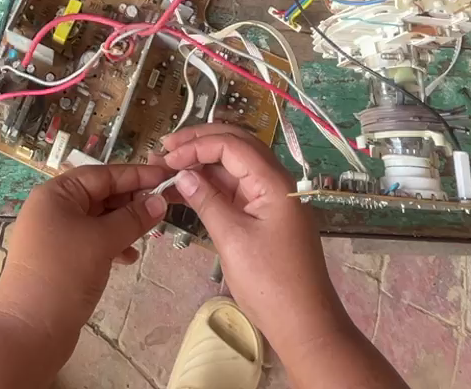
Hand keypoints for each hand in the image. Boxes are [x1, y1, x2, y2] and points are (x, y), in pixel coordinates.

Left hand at [0, 164, 171, 346]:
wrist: (28, 333)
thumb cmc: (63, 274)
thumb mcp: (101, 241)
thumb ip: (132, 219)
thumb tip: (159, 201)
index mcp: (56, 193)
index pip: (102, 174)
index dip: (135, 175)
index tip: (165, 176)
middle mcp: (53, 208)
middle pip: (99, 195)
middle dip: (130, 201)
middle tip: (162, 209)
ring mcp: (55, 234)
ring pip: (97, 219)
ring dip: (123, 225)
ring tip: (146, 236)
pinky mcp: (60, 259)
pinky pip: (92, 240)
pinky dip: (111, 244)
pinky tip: (128, 258)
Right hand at [159, 125, 351, 360]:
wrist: (305, 327)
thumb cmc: (270, 282)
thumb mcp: (232, 238)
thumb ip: (206, 200)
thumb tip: (181, 174)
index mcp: (273, 180)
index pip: (231, 144)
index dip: (196, 145)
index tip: (167, 156)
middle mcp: (274, 181)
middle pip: (234, 146)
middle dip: (199, 142)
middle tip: (165, 147)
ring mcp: (269, 198)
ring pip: (232, 167)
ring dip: (201, 163)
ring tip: (168, 165)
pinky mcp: (263, 216)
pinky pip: (234, 189)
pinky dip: (210, 186)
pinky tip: (185, 188)